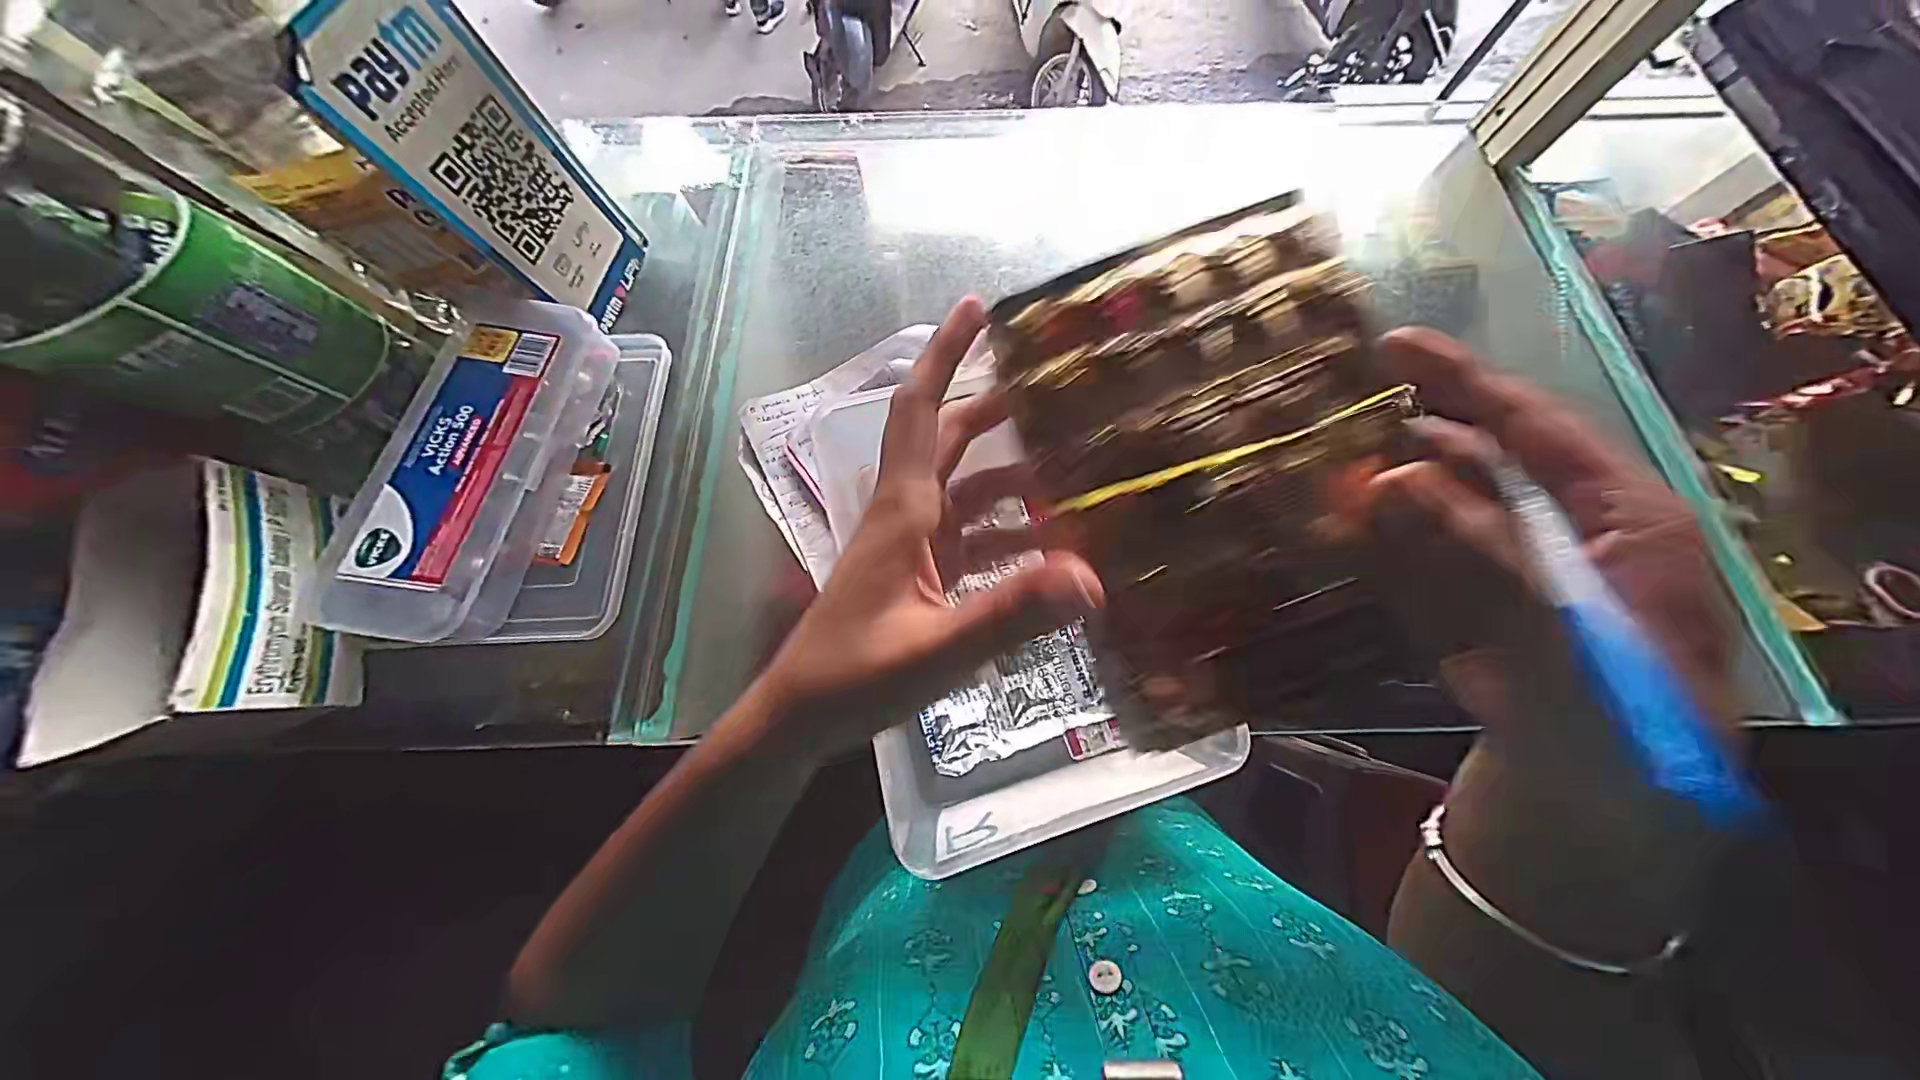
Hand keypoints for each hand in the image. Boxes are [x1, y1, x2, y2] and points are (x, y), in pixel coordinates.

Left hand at [752, 298, 1104, 758]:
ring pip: (965, 493)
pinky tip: (1043, 550)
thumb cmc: (854, 677)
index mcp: (903, 512)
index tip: (975, 307)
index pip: (923, 412)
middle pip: (951, 442)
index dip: (946, 355)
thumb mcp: (937, 649)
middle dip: (996, 410)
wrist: (800, 715)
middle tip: (1054, 395)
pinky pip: (968, 539)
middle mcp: (906, 516)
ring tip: (1072, 476)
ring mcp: (910, 548)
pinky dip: (1004, 533)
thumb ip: (1010, 615)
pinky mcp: (916, 578)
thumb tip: (1089, 579)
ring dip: (1011, 481)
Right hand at [1360, 328, 1736, 738]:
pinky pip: (1408, 555)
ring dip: (1376, 482)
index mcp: (1618, 514)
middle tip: (1338, 403)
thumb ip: (1479, 547)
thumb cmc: (1613, 718)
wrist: (1588, 807)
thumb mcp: (1561, 626)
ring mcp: (1501, 567)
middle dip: (1407, 429)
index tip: (1394, 346)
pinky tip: (1330, 520)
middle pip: (1476, 457)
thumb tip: (1391, 476)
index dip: (1465, 381)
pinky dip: (1368, 536)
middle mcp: (1559, 527)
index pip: (1535, 426)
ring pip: (1432, 505)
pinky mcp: (1459, 604)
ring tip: (1320, 457)